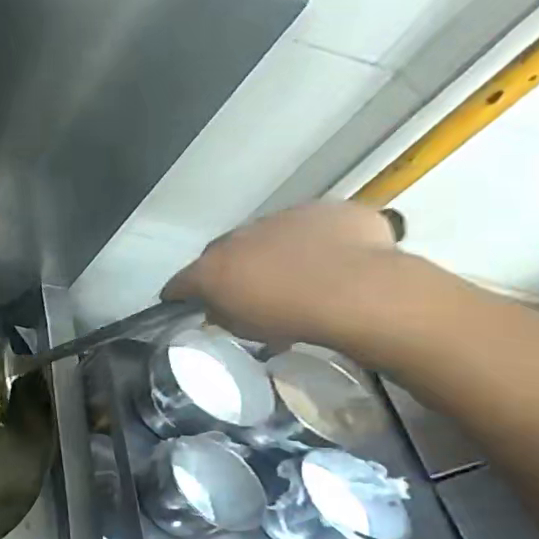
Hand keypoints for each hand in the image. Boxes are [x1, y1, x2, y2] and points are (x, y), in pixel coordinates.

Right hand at [162, 201, 403, 347]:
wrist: (357, 290)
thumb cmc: (290, 318)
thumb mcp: (244, 329)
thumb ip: (224, 313)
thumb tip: (220, 307)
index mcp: (211, 268)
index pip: (180, 281)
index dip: (181, 293)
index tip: (184, 302)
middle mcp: (238, 236)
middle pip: (224, 250)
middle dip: (230, 265)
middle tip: (248, 287)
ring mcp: (282, 217)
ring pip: (269, 233)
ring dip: (274, 248)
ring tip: (298, 271)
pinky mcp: (326, 209)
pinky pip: (314, 224)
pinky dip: (317, 238)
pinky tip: (335, 257)